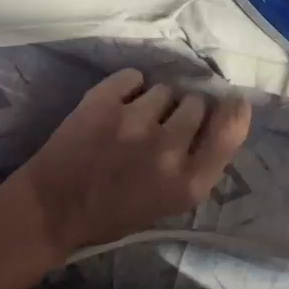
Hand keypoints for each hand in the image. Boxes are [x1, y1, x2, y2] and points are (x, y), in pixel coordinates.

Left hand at [0, 69, 250, 255]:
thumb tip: (219, 118)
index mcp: (187, 184)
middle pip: (196, 103)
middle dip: (184, 110)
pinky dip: (127, 87)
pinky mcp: (103, 100)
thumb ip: (196, 165)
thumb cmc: (115, 212)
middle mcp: (167, 149)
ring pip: (164, 88)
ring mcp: (134, 120)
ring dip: (154, 100)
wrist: (55, 205)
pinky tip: (117, 105)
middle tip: (163, 125)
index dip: (233, 111)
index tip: (231, 100)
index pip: (230, 132)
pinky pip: (133, 76)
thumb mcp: (170, 202)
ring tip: (134, 120)